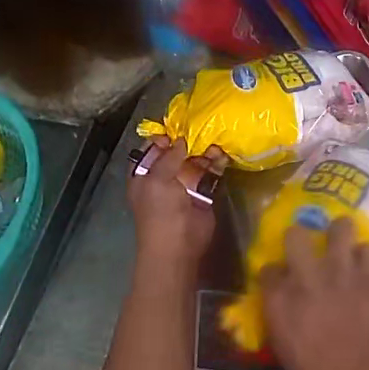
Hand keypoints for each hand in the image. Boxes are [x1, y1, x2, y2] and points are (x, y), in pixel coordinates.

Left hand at [127, 140, 219, 265]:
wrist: (179, 244)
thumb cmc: (160, 212)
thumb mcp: (158, 180)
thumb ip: (169, 157)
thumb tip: (181, 139)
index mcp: (144, 174)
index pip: (151, 149)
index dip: (164, 137)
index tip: (181, 125)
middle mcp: (164, 177)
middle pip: (177, 153)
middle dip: (190, 142)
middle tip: (205, 128)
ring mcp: (185, 185)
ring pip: (196, 162)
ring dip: (206, 151)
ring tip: (218, 140)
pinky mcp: (204, 193)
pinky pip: (210, 174)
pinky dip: (217, 164)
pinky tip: (224, 154)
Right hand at [260, 218, 368, 369]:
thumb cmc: (309, 367)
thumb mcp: (280, 339)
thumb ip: (279, 308)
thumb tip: (283, 292)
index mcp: (278, 297)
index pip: (268, 268)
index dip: (275, 271)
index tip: (281, 277)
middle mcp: (306, 277)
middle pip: (296, 235)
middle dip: (300, 235)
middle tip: (309, 244)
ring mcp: (339, 273)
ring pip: (341, 229)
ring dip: (341, 232)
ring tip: (342, 239)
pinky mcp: (366, 277)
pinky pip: (368, 250)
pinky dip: (364, 254)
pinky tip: (362, 263)